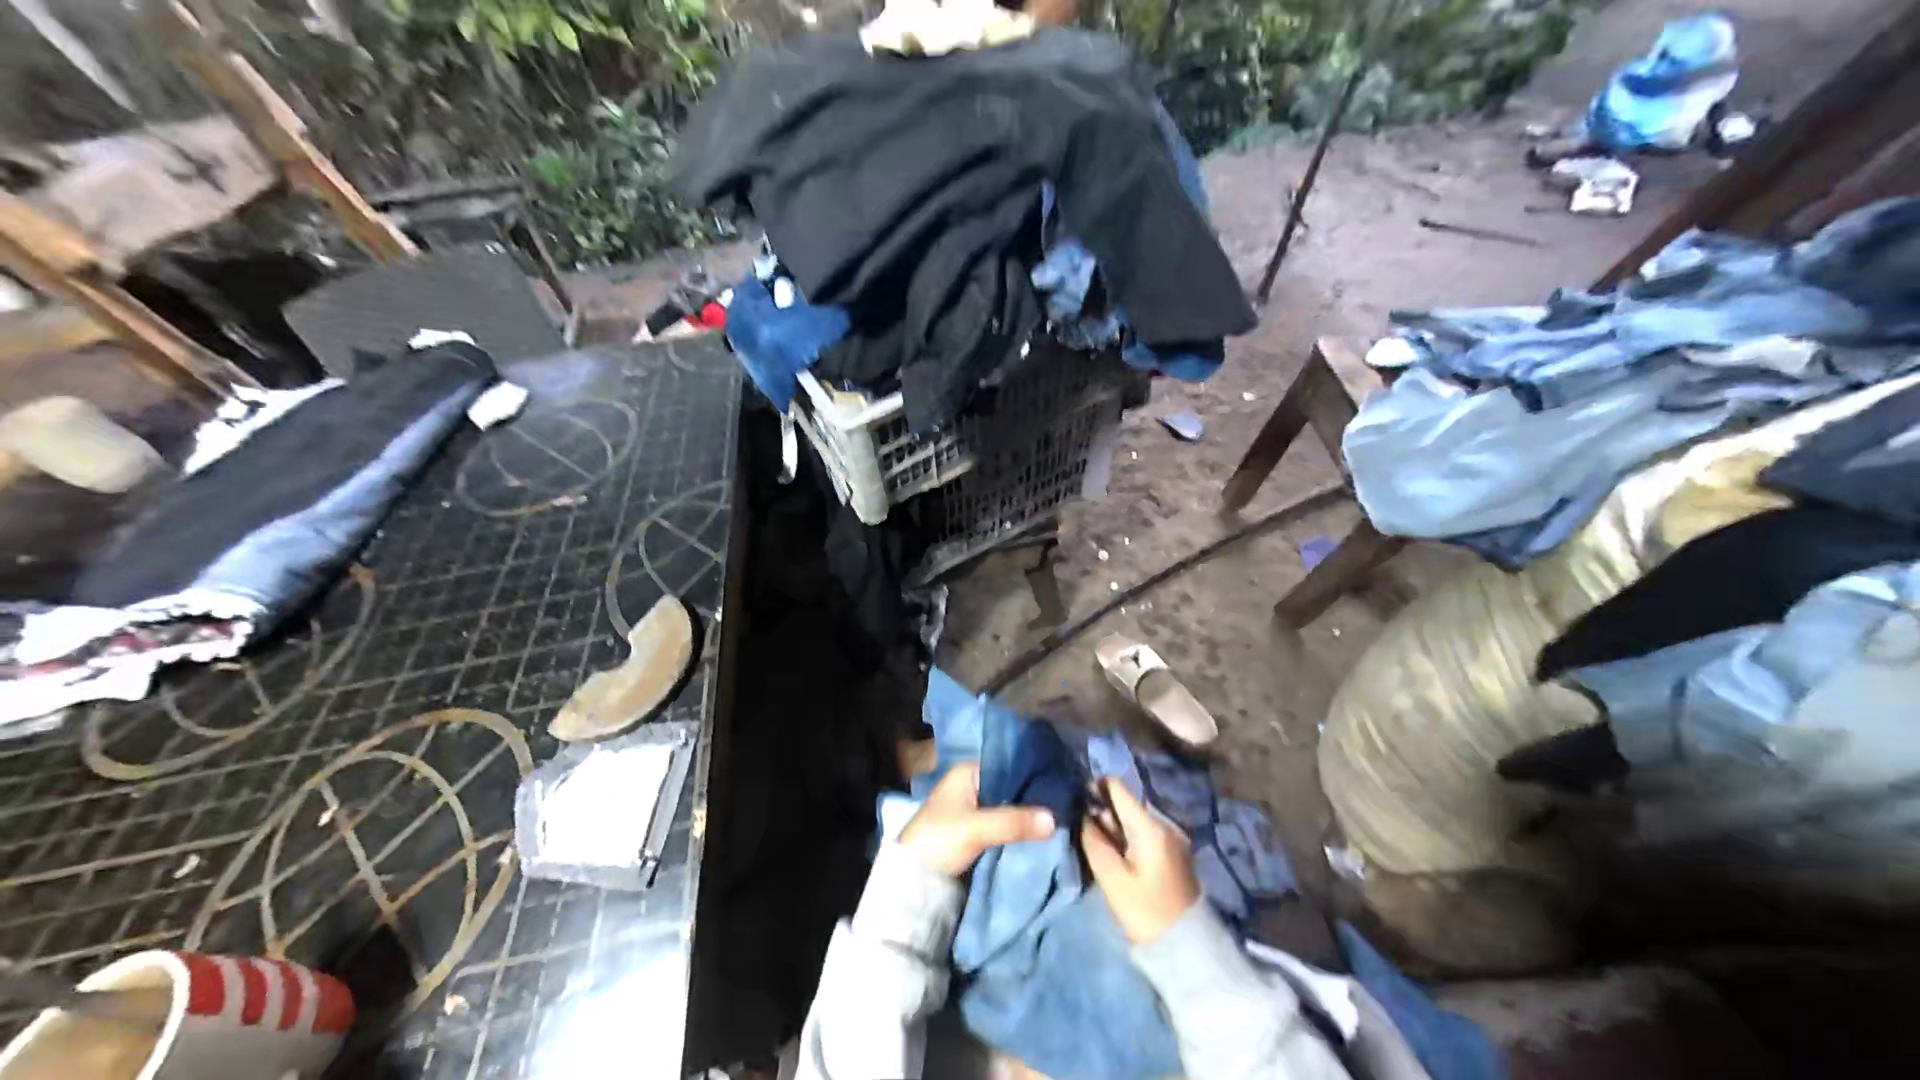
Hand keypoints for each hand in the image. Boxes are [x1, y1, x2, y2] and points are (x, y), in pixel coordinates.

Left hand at [899, 763, 1056, 877]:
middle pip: (1010, 787)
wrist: (911, 880)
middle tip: (1067, 804)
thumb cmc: (938, 841)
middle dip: (1033, 798)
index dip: (1033, 773)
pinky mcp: (978, 832)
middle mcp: (972, 785)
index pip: (1008, 764)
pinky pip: (1006, 825)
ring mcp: (974, 809)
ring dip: (1028, 816)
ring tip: (1062, 818)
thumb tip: (1055, 818)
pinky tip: (1042, 834)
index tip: (1061, 782)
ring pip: (1010, 808)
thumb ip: (1013, 822)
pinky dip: (1020, 829)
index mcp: (967, 772)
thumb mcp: (975, 828)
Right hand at [1080, 779, 1200, 943]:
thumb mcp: (1111, 878)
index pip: (1118, 787)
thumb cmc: (1145, 912)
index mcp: (1151, 827)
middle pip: (1126, 803)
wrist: (1187, 949)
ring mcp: (1174, 838)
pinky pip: (1144, 834)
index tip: (1077, 804)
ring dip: (1114, 828)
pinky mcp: (1175, 853)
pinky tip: (1118, 859)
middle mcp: (1166, 823)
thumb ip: (1094, 840)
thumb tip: (1084, 814)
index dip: (1094, 789)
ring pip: (1134, 819)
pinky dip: (1127, 839)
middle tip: (1086, 836)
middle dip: (1103, 813)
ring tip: (1100, 849)